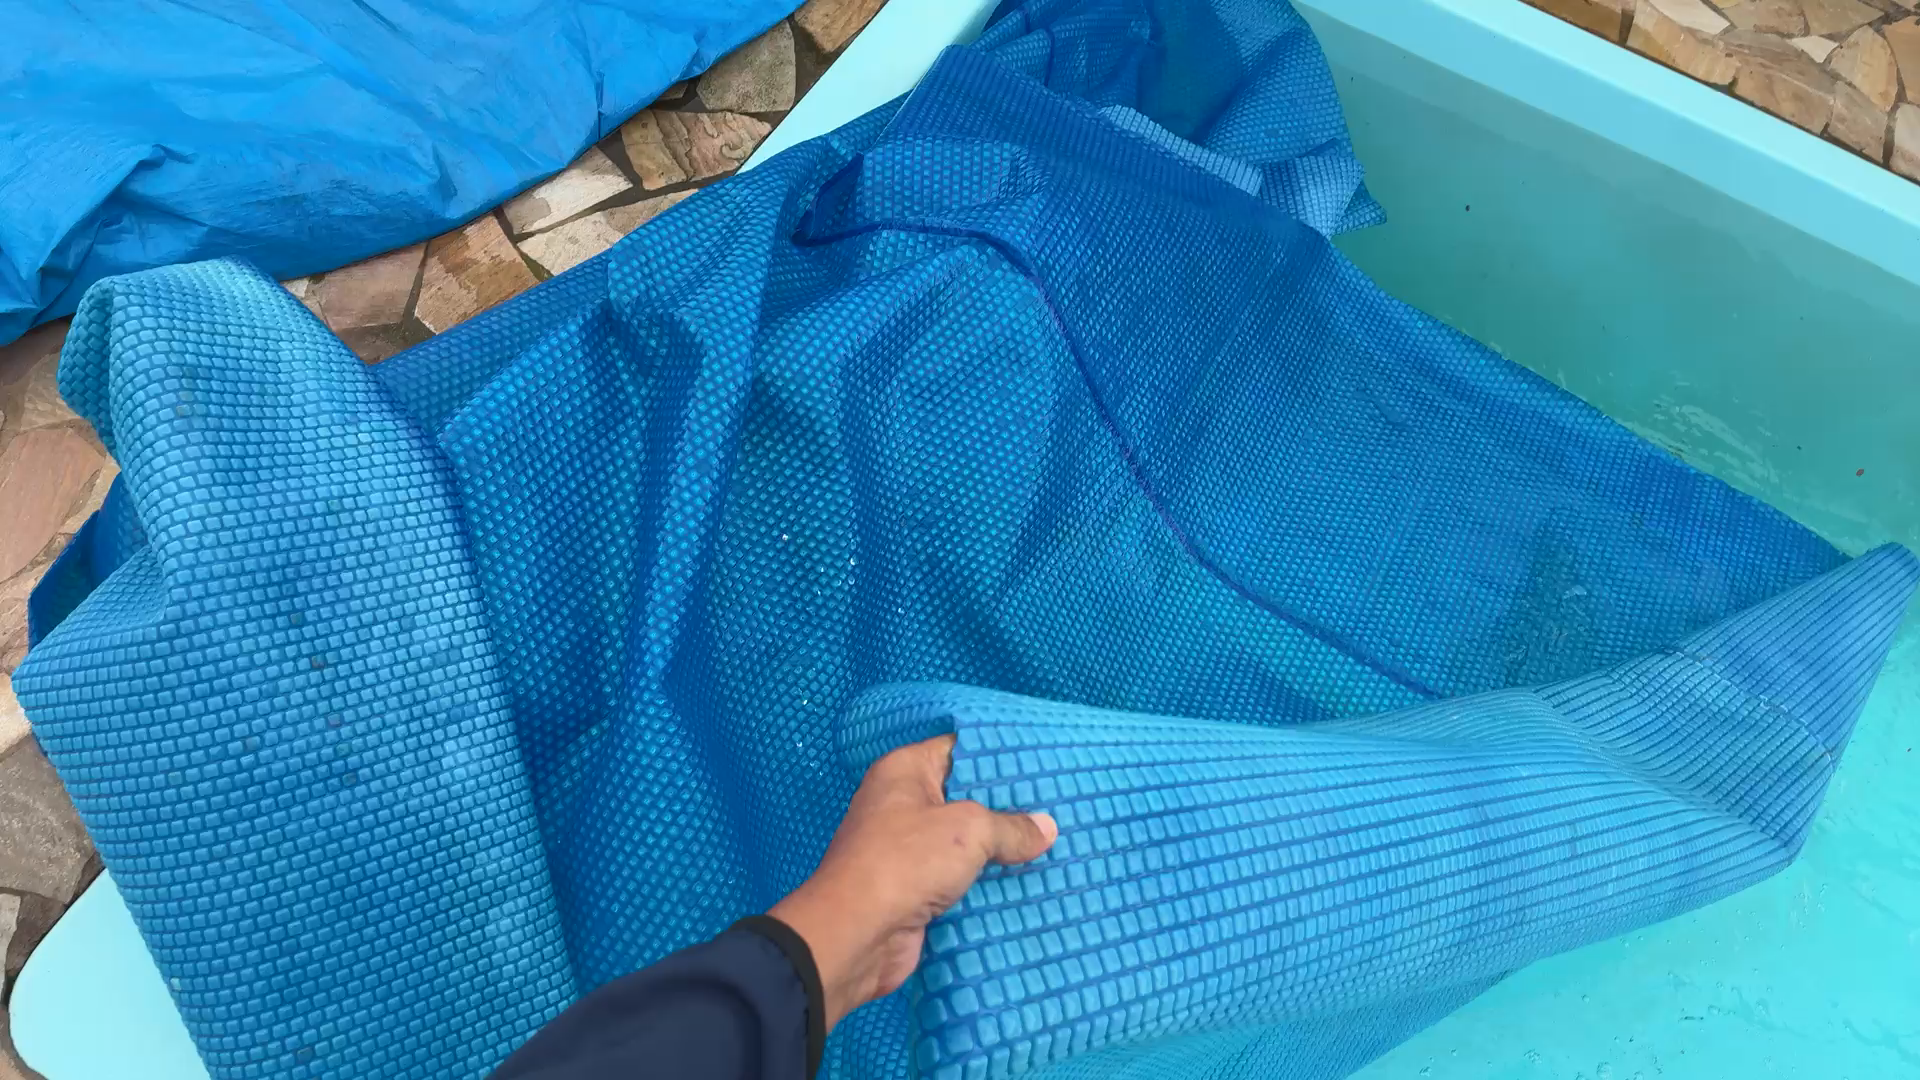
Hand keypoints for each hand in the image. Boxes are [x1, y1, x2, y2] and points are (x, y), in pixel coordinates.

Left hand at [768, 735, 1057, 1029]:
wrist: (854, 936)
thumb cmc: (905, 861)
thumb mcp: (967, 831)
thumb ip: (1009, 826)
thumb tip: (1047, 828)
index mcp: (905, 770)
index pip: (959, 749)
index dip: (998, 755)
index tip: (1041, 762)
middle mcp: (903, 802)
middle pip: (964, 796)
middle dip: (1006, 805)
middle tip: (1056, 805)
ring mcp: (907, 848)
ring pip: (963, 841)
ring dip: (999, 848)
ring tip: (1051, 844)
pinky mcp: (914, 888)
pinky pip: (958, 876)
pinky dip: (985, 881)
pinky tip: (1025, 882)